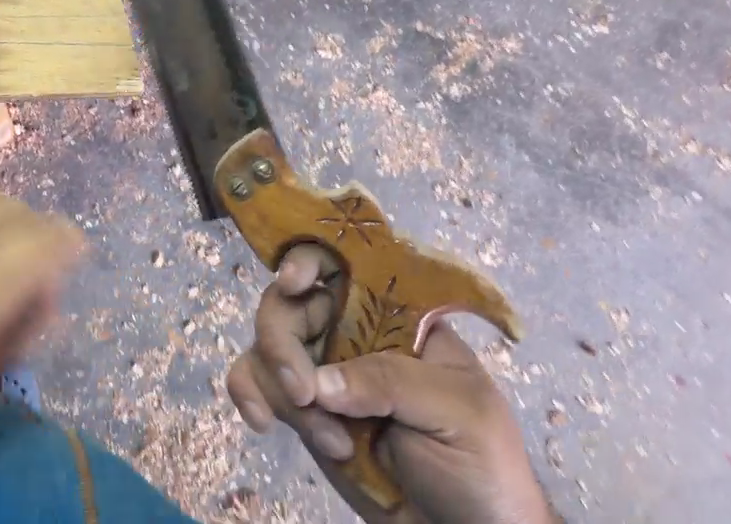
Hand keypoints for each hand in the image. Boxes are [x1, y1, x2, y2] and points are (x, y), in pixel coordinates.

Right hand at [225, 245, 554, 523]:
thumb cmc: (483, 467)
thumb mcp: (458, 415)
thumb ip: (391, 383)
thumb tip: (319, 383)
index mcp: (394, 321)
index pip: (345, 267)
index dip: (310, 262)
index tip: (293, 283)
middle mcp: (348, 334)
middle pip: (289, 304)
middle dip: (283, 344)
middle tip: (304, 393)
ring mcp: (320, 371)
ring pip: (265, 346)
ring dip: (281, 390)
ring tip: (331, 442)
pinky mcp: (301, 408)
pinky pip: (254, 381)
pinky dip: (247, 394)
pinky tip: (261, 423)